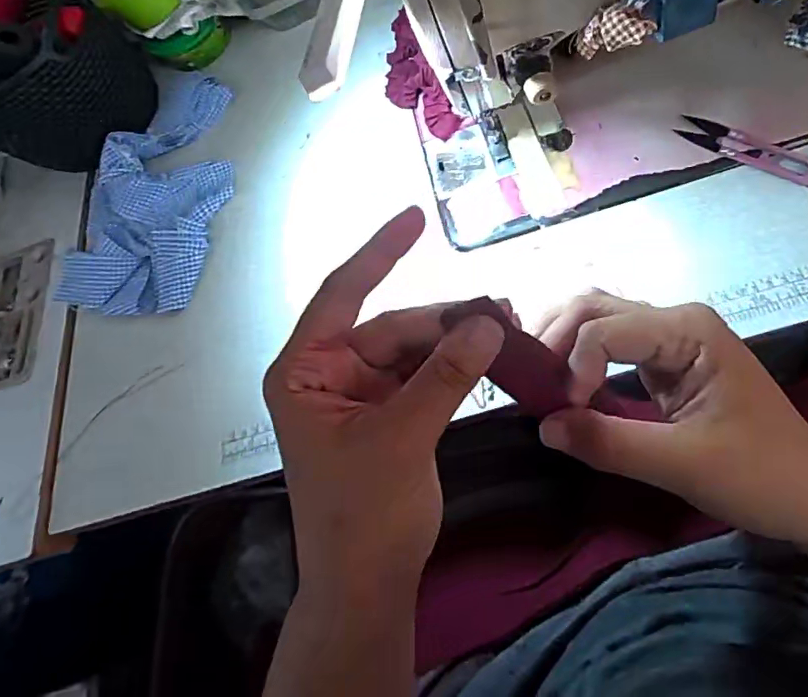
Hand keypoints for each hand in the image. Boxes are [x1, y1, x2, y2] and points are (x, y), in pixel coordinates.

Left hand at [263, 207, 504, 595]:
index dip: (378, 252)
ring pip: (410, 347)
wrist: (366, 588)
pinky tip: (487, 352)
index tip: (412, 218)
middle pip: (388, 325)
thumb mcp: (401, 438)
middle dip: (441, 318)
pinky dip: (452, 365)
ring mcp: (357, 390)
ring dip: (453, 339)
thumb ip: (442, 376)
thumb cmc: (362, 516)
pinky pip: (421, 373)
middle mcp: (326, 370)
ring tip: (503, 324)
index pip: (340, 294)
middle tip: (497, 309)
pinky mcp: (385, 410)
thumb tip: (484, 322)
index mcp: (303, 369)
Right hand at [533, 292, 807, 545]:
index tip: (563, 411)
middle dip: (555, 337)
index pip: (605, 329)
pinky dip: (579, 359)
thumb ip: (608, 442)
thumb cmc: (762, 476)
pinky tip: (564, 383)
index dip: (574, 365)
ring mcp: (669, 336)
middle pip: (594, 307)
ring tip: (536, 374)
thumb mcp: (683, 463)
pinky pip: (608, 345)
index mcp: (687, 328)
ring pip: (596, 318)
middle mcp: (674, 319)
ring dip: (562, 341)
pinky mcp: (662, 359)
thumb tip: (543, 426)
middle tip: (529, 378)